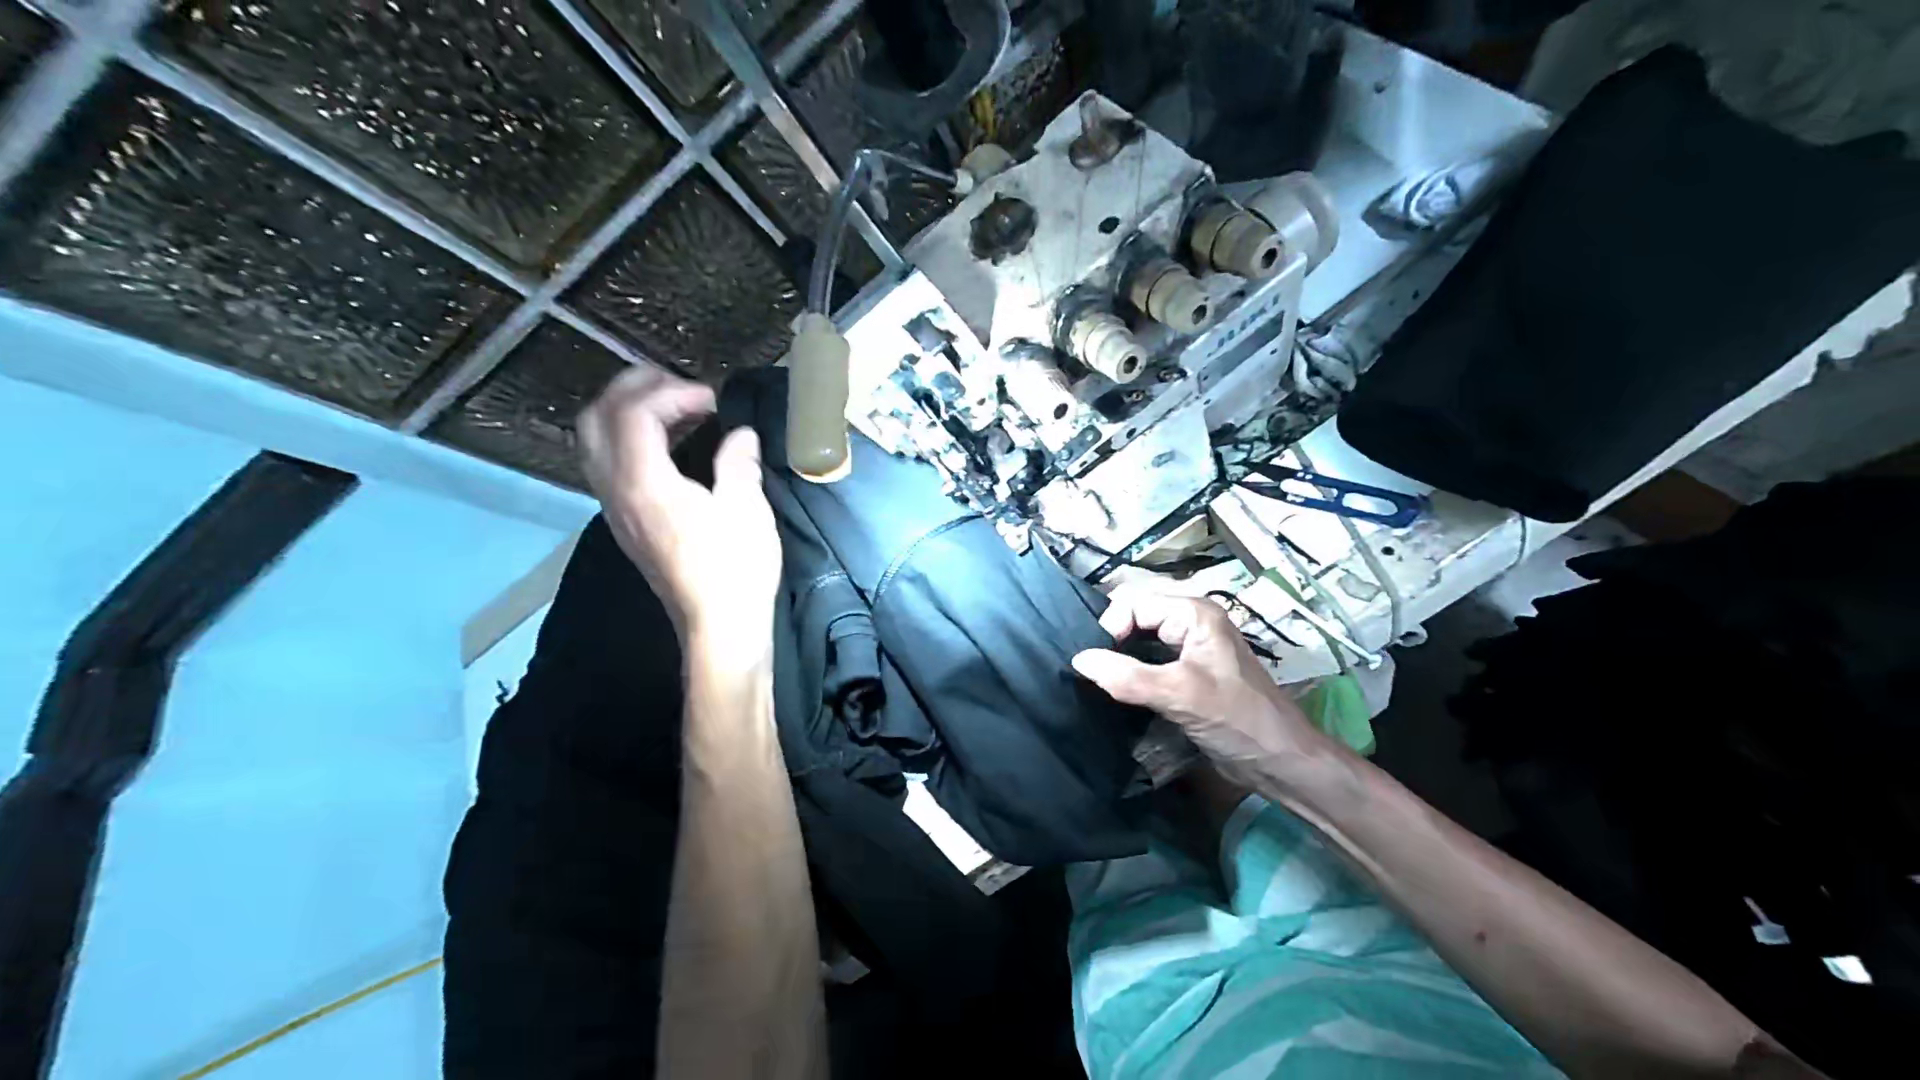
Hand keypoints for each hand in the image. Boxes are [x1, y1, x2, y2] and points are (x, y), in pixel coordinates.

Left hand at [578, 367, 780, 659]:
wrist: (718, 629)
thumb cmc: (736, 570)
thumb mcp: (747, 510)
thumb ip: (738, 463)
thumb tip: (740, 436)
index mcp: (644, 484)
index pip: (634, 413)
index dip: (672, 392)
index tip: (713, 398)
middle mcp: (616, 492)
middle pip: (596, 419)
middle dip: (633, 389)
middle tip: (680, 387)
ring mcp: (615, 510)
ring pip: (595, 442)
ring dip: (627, 413)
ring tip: (675, 410)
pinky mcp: (625, 524)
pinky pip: (608, 464)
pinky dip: (630, 439)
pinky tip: (668, 446)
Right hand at [1071, 588, 1336, 791]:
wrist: (1280, 761)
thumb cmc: (1237, 721)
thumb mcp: (1179, 695)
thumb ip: (1127, 677)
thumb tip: (1079, 660)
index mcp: (1194, 612)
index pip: (1133, 603)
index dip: (1111, 628)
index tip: (1100, 665)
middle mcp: (1191, 620)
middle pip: (1134, 615)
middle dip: (1112, 639)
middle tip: (1098, 672)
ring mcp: (1190, 645)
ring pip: (1139, 636)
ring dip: (1120, 655)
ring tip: (1103, 679)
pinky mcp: (1187, 669)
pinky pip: (1148, 656)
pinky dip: (1131, 668)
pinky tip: (1119, 686)